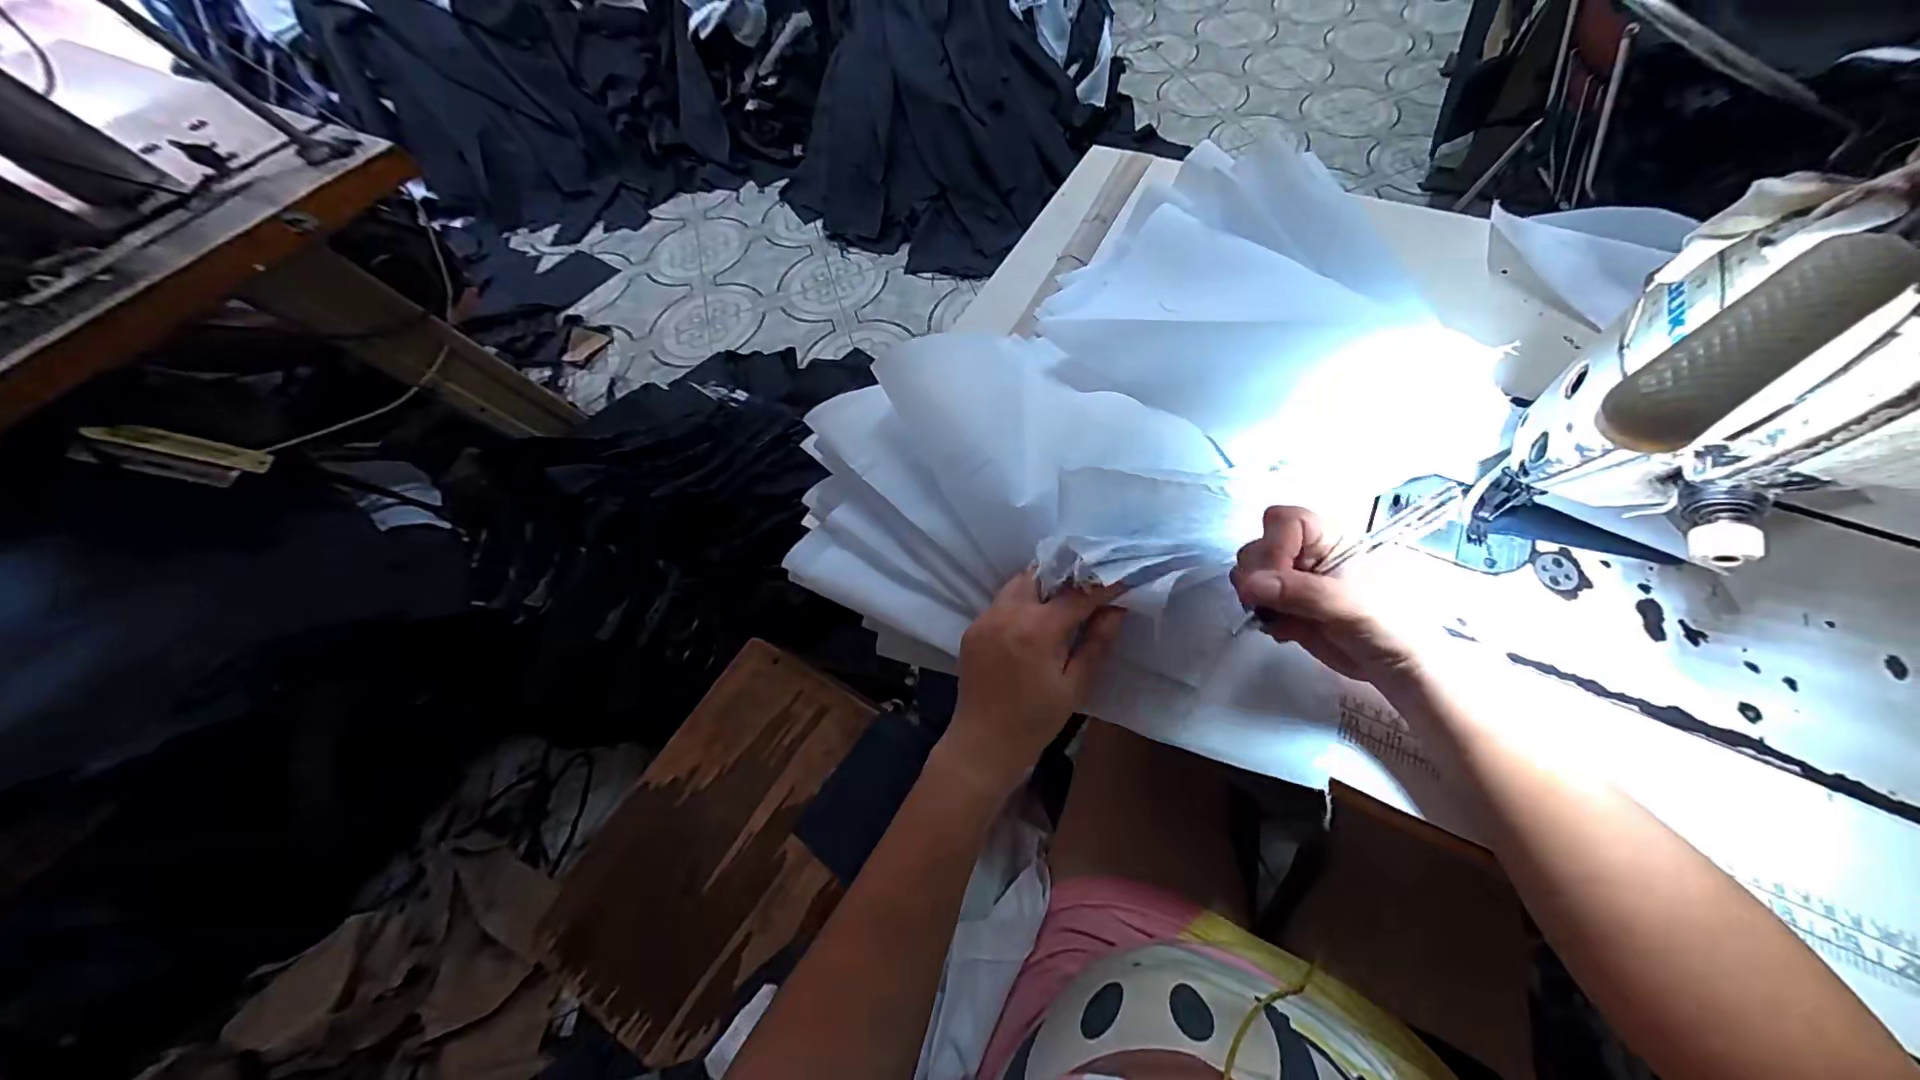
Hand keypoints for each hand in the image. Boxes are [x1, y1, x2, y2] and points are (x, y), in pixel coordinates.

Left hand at [941, 570, 1125, 797]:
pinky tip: (1033, 623)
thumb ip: (1096, 643)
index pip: (1076, 594)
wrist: (984, 743)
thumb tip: (1116, 610)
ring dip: (1040, 588)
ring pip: (1016, 585)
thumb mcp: (1075, 686)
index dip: (1102, 586)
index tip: (1121, 580)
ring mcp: (984, 620)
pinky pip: (1000, 604)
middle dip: (1064, 578)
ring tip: (1061, 604)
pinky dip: (1019, 604)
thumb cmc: (1035, 721)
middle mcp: (1006, 614)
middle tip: (1087, 590)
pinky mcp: (972, 630)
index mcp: (1035, 629)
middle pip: (1039, 576)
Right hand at [1230, 505, 1419, 686]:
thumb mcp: (1348, 607)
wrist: (1398, 667)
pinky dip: (1260, 617)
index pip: (1283, 521)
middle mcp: (1305, 555)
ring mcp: (1292, 582)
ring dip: (1255, 598)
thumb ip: (1300, 592)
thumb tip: (1249, 584)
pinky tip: (1284, 632)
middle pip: (1258, 546)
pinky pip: (1254, 603)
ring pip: (1250, 574)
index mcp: (1328, 541)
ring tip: (1278, 619)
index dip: (1273, 546)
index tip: (1277, 579)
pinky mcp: (1285, 607)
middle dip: (1256, 576)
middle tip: (1271, 604)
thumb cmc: (1388, 627)